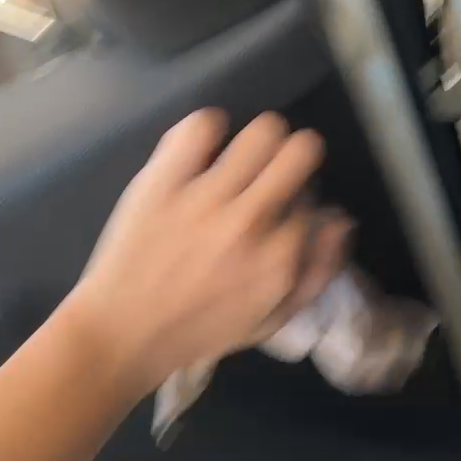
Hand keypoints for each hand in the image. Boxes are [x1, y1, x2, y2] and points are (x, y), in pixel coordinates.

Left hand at [56, 109, 353, 394]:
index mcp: (278, 259)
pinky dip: (207, 129)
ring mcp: (205, 197)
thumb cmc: (198, 329)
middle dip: (295, 155)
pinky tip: (201, 151)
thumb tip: (341, 220)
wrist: (119, 335)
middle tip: (272, 171)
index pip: (315, 199)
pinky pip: (201, 126)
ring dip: (259, 140)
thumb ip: (316, 273)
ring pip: (262, 131)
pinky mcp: (165, 179)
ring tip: (240, 158)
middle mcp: (250, 222)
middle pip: (302, 150)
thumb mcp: (270, 319)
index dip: (301, 202)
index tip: (281, 213)